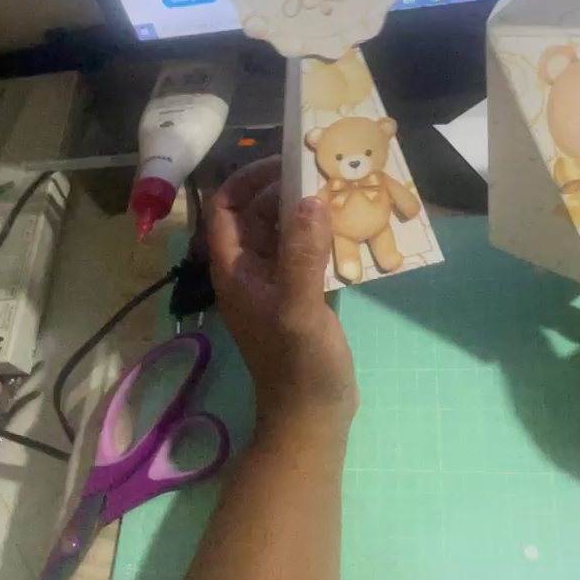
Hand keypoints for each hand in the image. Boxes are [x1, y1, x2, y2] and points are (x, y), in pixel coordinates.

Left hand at [207, 157, 357, 438]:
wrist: (312, 417)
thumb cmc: (298, 366)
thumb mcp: (298, 309)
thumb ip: (302, 255)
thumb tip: (309, 200)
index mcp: (235, 268)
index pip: (226, 207)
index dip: (247, 179)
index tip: (284, 163)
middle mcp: (251, 269)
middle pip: (258, 214)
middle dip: (286, 190)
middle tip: (325, 172)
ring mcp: (277, 282)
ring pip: (286, 231)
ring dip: (308, 211)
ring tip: (343, 191)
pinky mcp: (302, 294)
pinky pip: (308, 252)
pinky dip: (325, 236)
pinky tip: (354, 227)